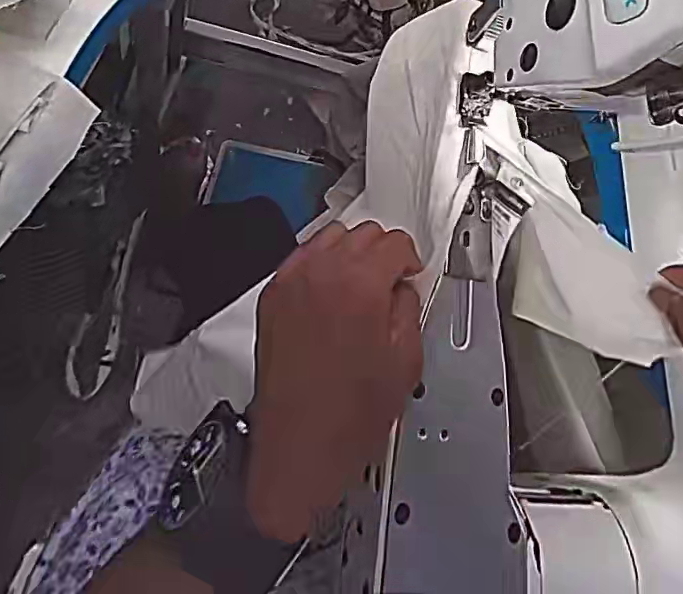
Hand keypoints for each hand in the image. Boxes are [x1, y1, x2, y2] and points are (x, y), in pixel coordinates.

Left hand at [246, 220, 423, 542]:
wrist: (298, 449)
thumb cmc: (346, 417)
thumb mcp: (405, 359)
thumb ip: (409, 306)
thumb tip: (403, 289)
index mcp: (361, 285)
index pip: (395, 242)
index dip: (410, 260)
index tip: (409, 274)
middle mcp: (323, 274)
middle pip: (364, 233)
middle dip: (383, 254)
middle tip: (390, 282)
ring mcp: (293, 283)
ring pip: (332, 237)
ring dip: (351, 254)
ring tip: (360, 285)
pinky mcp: (273, 297)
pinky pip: (302, 258)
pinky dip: (321, 265)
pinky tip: (331, 291)